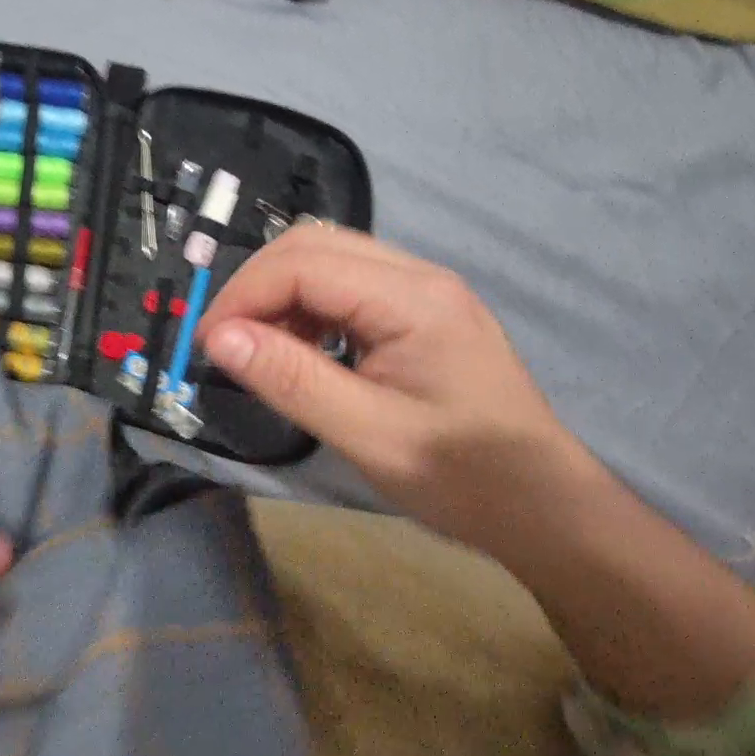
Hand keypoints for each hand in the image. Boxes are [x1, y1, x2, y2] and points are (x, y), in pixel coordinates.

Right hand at [196, 221, 597, 545]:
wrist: (548, 510)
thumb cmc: (463, 478)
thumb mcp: (369, 436)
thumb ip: (291, 379)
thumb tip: (217, 337)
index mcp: (413, 299)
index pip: (303, 265)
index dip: (243, 296)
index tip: (207, 346)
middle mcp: (418, 276)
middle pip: (311, 245)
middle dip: (255, 287)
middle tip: (226, 343)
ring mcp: (422, 289)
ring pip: (324, 258)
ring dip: (279, 295)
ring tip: (260, 350)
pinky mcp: (419, 309)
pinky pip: (344, 284)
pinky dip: (305, 307)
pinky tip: (301, 349)